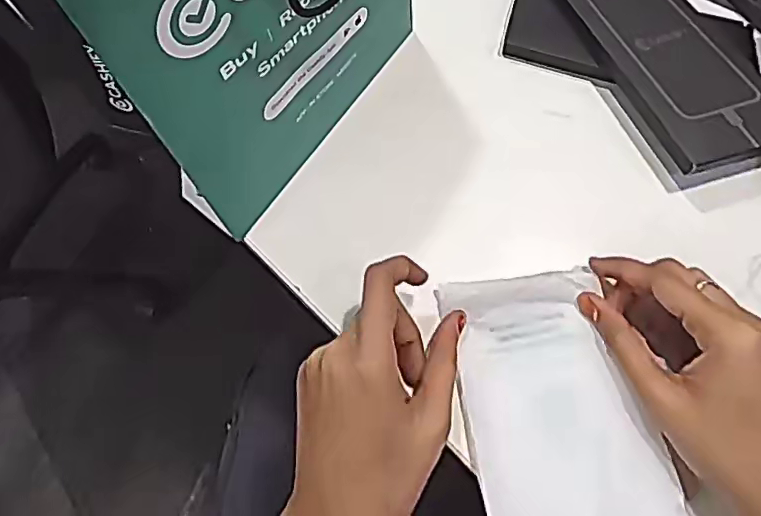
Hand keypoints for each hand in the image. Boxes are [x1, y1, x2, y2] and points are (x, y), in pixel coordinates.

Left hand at [286, 256, 463, 515]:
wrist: (334, 514)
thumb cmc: (379, 481)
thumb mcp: (430, 421)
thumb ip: (444, 360)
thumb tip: (453, 323)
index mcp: (366, 361)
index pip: (378, 284)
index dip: (401, 268)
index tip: (416, 276)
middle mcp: (335, 354)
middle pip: (377, 315)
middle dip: (403, 340)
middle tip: (413, 385)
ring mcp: (317, 364)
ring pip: (361, 333)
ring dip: (382, 354)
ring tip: (391, 403)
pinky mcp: (307, 374)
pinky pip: (341, 350)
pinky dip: (360, 365)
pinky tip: (368, 406)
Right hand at [580, 258, 760, 515]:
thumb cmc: (742, 461)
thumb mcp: (664, 398)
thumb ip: (623, 343)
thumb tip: (597, 306)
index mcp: (732, 332)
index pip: (665, 279)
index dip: (623, 270)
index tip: (596, 268)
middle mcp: (749, 328)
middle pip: (681, 278)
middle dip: (638, 283)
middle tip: (607, 301)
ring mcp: (755, 340)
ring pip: (694, 293)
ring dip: (656, 299)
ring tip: (626, 323)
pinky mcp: (755, 353)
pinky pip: (708, 315)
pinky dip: (676, 317)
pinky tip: (654, 340)